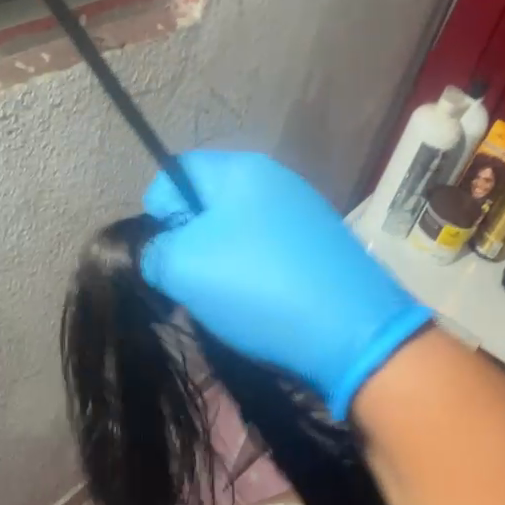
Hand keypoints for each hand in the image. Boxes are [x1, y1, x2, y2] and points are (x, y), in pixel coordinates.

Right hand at [140, 151, 431, 419]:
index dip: (155, 214)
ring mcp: (303, 222)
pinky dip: (253, 288)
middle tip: (186, 292)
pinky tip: (257, 316)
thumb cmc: (259, 288)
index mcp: (241, 169)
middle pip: (206, 209)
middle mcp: (276, 184)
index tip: (159, 259)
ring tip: (222, 310)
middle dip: (186, 249)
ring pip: (235, 241)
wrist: (351, 335)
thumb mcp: (185, 266)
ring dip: (218, 275)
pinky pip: (267, 264)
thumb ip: (153, 252)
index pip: (174, 173)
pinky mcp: (321, 258)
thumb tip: (153, 251)